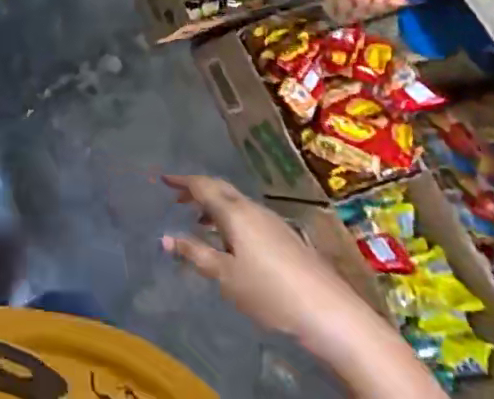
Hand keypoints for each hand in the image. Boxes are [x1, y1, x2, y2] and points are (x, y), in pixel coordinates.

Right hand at [161, 175, 378, 352]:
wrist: (331, 313)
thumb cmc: (270, 293)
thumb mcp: (225, 277)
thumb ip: (195, 254)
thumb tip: (165, 238)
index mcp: (234, 212)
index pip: (202, 186)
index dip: (181, 181)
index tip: (163, 179)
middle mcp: (253, 209)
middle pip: (221, 189)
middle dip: (197, 190)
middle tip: (177, 197)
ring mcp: (273, 221)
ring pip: (236, 203)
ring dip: (215, 206)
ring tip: (198, 221)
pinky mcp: (286, 237)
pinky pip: (249, 216)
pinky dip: (231, 218)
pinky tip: (231, 242)